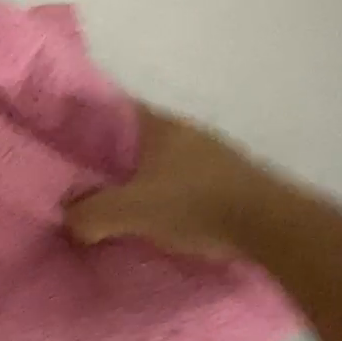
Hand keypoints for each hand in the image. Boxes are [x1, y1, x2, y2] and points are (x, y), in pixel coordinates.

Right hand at [64, 103, 279, 260]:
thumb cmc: (195, 205)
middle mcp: (187, 131)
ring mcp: (215, 154)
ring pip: (164, 159)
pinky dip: (169, 191)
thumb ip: (90, 214)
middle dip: (112, 155)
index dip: (86, 123)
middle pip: (137, 138)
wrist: (275, 229)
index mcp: (158, 126)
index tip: (66, 141)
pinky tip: (160, 212)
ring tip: (120, 198)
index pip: (112, 111)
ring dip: (144, 176)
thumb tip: (68, 220)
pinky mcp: (234, 180)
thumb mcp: (129, 212)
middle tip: (86, 176)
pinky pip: (186, 179)